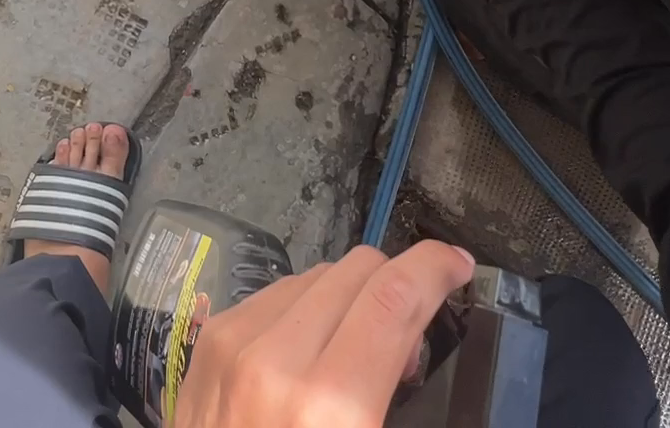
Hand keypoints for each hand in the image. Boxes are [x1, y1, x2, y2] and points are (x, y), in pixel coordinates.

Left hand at [170, 242, 474, 427]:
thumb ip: (395, 396)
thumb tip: (408, 343)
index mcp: (330, 405)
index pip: (393, 297)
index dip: (434, 268)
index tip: (459, 264)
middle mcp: (278, 356)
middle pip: (357, 271)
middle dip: (396, 284)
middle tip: (408, 339)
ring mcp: (237, 339)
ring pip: (317, 274)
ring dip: (350, 296)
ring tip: (355, 348)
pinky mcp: (211, 335)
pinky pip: (277, 291)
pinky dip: (307, 306)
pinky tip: (309, 347)